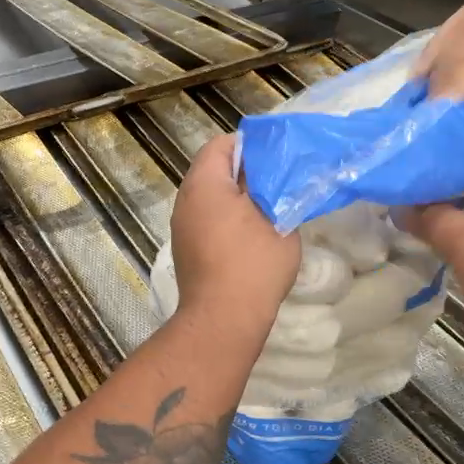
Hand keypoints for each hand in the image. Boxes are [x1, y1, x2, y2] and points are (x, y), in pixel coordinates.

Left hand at [169, 134, 299, 339]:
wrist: (222, 318)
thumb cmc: (252, 262)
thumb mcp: (278, 215)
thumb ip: (276, 186)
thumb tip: (274, 171)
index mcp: (203, 184)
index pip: (221, 145)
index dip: (252, 146)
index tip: (279, 158)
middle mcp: (184, 201)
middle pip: (214, 170)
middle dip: (247, 173)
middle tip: (281, 181)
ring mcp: (182, 227)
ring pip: (211, 198)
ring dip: (238, 198)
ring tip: (272, 207)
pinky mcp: (186, 249)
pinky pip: (207, 221)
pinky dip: (228, 219)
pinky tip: (254, 233)